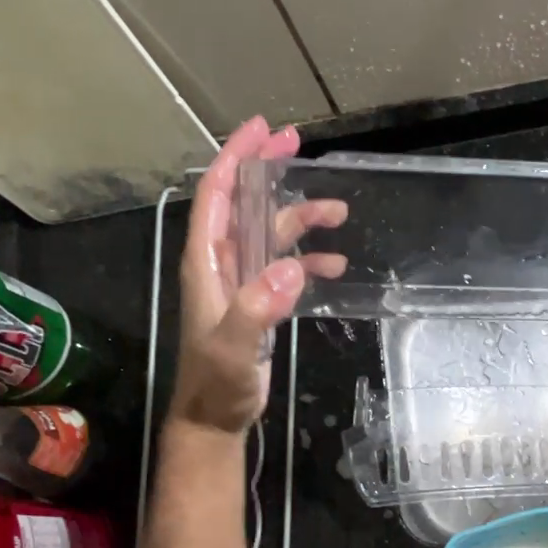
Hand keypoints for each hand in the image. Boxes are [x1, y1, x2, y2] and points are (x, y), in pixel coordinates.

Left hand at [173, 116, 346, 434]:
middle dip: (268, 171)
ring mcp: (241, 282)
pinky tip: (335, 265)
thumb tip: (291, 268)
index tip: (261, 129)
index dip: (236, 158)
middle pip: (245, 203)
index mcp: (207, 262)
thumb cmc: (216, 384)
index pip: (218, 196)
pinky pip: (285, 267)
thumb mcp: (232, 348)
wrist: (216, 418)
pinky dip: (310, 260)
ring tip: (340, 212)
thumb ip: (255, 309)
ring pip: (270, 233)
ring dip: (301, 219)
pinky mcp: (259, 301)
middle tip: (297, 143)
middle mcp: (222, 263)